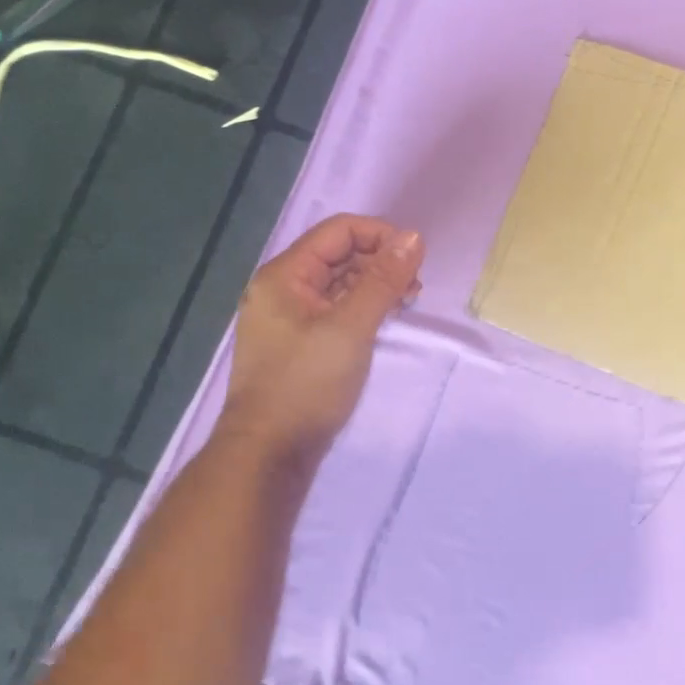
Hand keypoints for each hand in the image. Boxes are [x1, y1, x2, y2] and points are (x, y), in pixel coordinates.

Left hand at [218, 215, 424, 468]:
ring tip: (407, 302)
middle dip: (382, 261)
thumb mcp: (351, 327)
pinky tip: (386, 318)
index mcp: (285, 276)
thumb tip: (414, 238)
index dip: (381, 236)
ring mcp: (291, 316)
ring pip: (342, 281)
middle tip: (415, 286)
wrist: (268, 453)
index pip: (340, 231)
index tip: (415, 260)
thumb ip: (383, 279)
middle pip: (341, 253)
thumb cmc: (306, 383)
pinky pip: (338, 307)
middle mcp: (284, 288)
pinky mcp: (302, 341)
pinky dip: (365, 305)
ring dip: (377, 283)